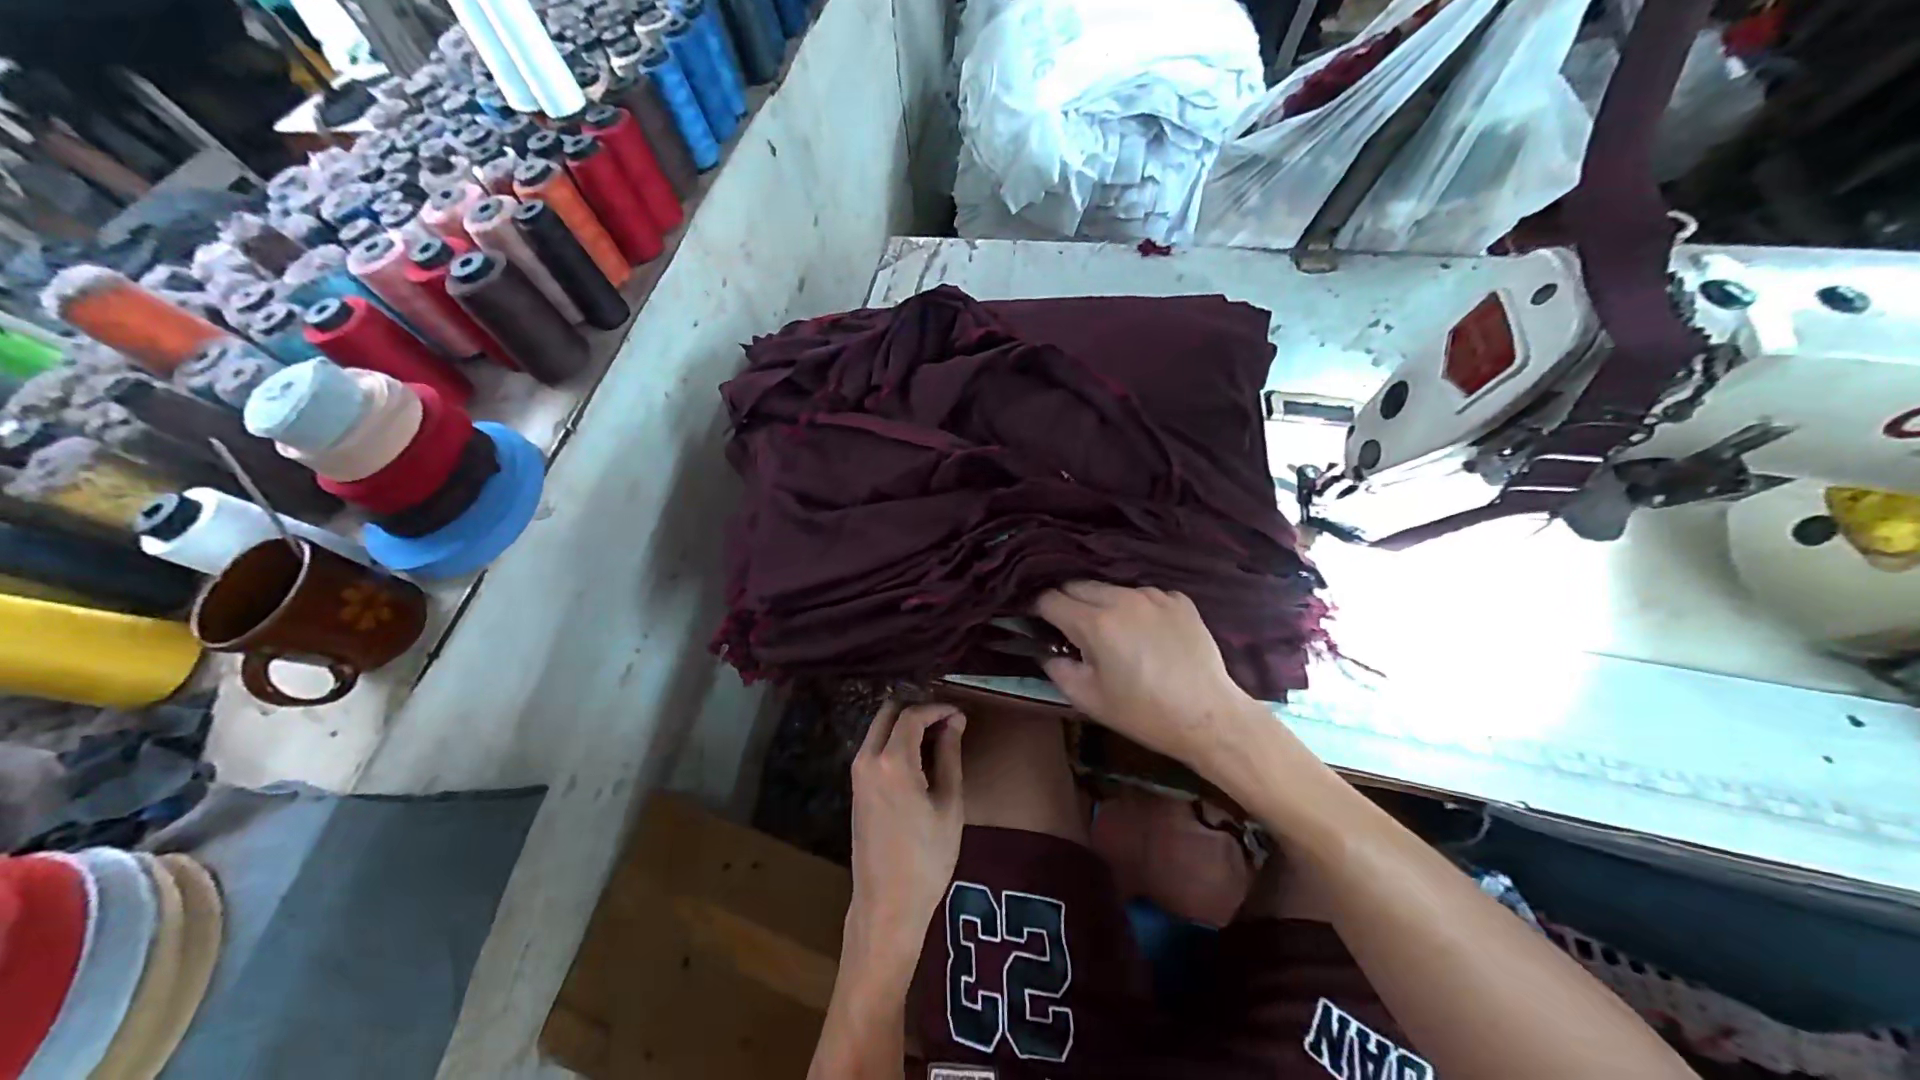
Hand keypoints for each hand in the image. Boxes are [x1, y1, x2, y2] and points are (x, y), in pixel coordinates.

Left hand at [845, 700, 967, 967]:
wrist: (888, 903)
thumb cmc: (927, 856)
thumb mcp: (949, 804)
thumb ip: (950, 755)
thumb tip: (955, 721)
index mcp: (892, 761)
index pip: (913, 715)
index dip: (938, 708)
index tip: (960, 715)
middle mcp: (867, 759)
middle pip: (889, 712)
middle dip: (918, 709)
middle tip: (947, 720)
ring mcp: (857, 773)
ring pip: (879, 728)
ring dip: (905, 724)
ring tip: (938, 737)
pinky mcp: (856, 787)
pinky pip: (874, 747)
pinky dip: (895, 740)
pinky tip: (919, 755)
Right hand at [1033, 582, 1260, 767]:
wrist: (1209, 717)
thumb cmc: (1144, 713)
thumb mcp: (1089, 700)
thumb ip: (1058, 670)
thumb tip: (1047, 652)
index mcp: (1095, 623)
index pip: (1050, 599)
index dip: (1038, 610)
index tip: (1039, 623)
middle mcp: (1122, 599)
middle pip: (1078, 585)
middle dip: (1067, 602)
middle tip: (1071, 630)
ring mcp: (1154, 596)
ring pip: (1112, 589)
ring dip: (1102, 604)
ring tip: (1113, 633)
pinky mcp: (1180, 601)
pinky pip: (1145, 596)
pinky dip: (1137, 609)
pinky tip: (1146, 634)